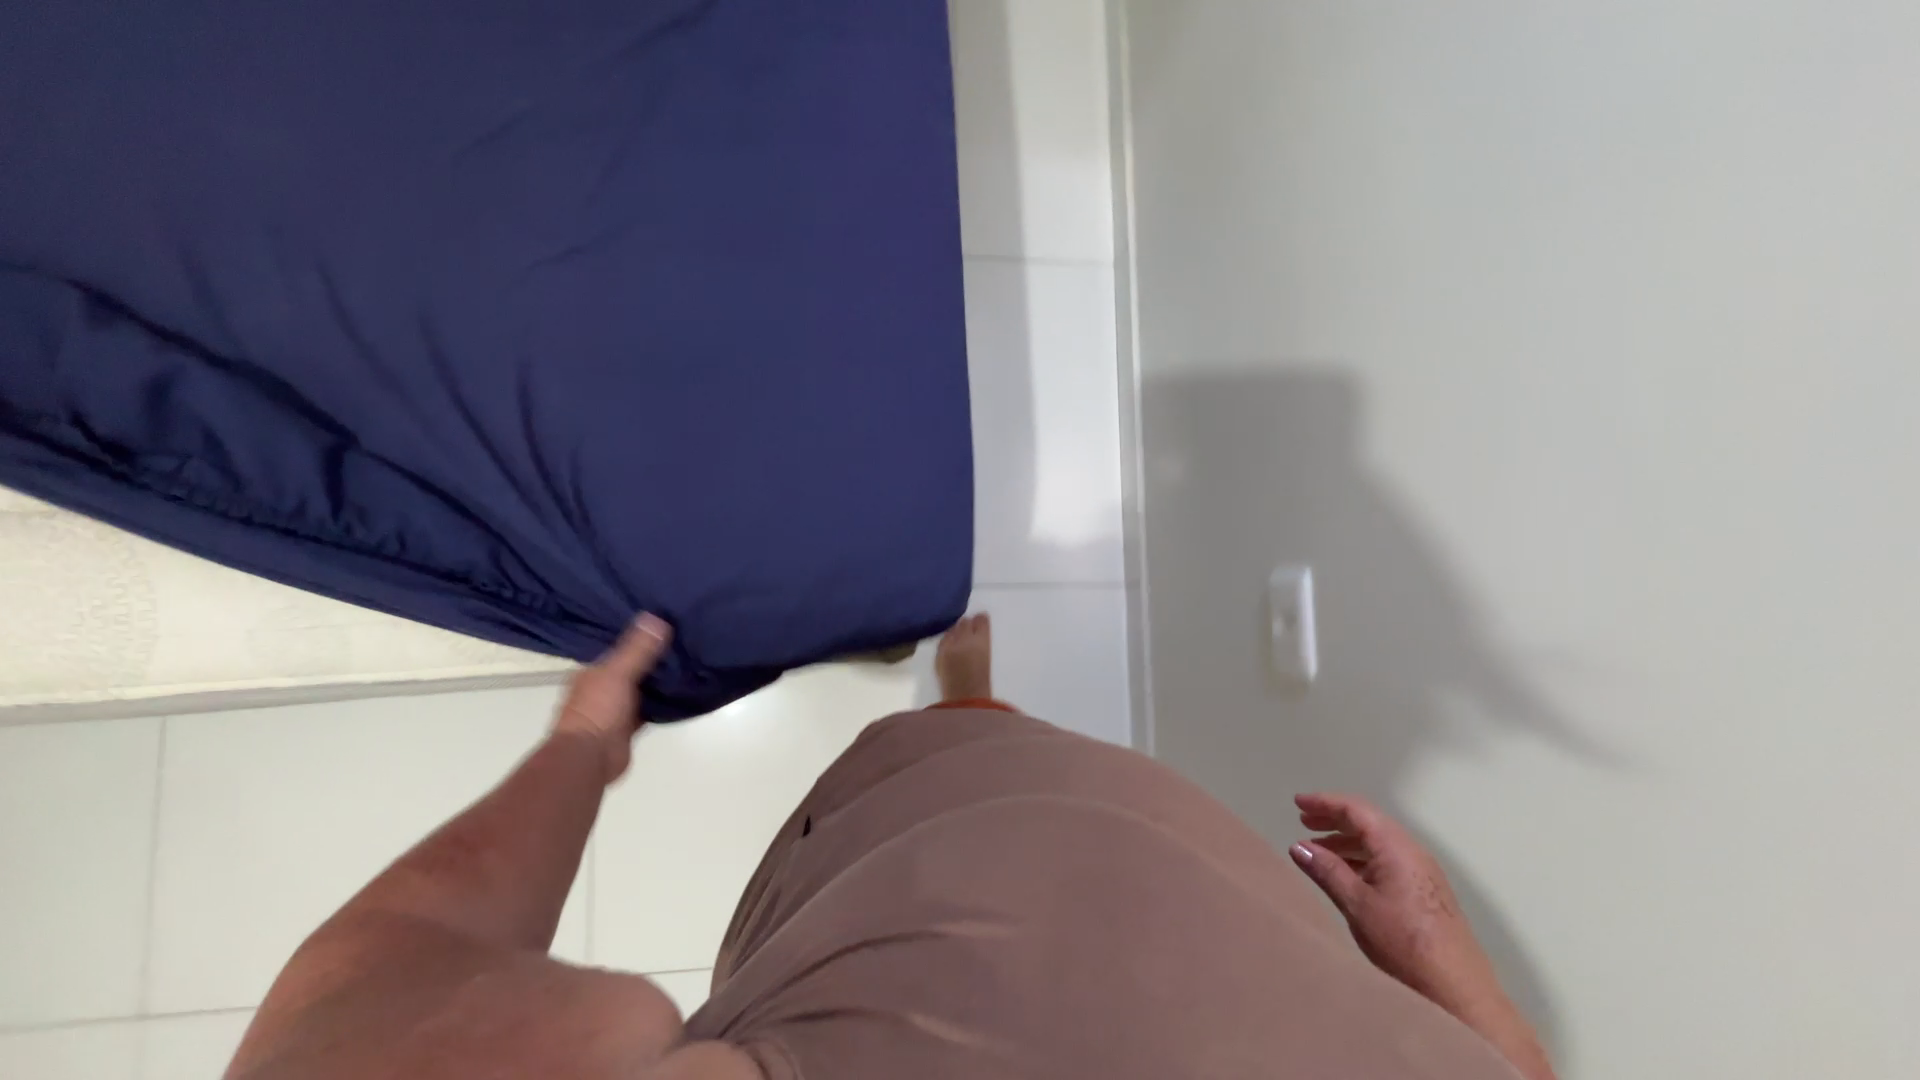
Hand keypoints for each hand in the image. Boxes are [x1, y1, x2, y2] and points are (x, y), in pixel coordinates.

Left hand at [552, 613, 671, 783]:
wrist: (589, 759)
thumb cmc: (596, 711)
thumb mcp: (617, 673)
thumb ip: (637, 649)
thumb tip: (657, 617)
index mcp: (591, 672)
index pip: (617, 648)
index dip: (637, 637)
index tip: (664, 623)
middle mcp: (601, 688)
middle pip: (631, 667)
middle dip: (651, 657)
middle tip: (683, 639)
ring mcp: (614, 709)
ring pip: (641, 688)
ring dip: (658, 680)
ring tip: (687, 661)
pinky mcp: (628, 727)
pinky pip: (649, 709)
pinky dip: (662, 702)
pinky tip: (682, 692)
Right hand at [1290, 793, 1555, 1079]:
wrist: (1457, 990)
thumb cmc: (1403, 941)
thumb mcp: (1357, 905)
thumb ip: (1327, 871)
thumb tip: (1298, 846)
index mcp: (1396, 847)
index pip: (1356, 809)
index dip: (1325, 802)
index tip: (1297, 802)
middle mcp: (1412, 852)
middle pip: (1369, 821)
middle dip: (1334, 818)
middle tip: (1304, 821)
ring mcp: (1421, 872)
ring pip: (1378, 842)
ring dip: (1346, 841)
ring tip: (1318, 850)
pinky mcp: (1424, 892)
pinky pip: (1386, 860)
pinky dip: (1360, 858)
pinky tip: (1345, 874)